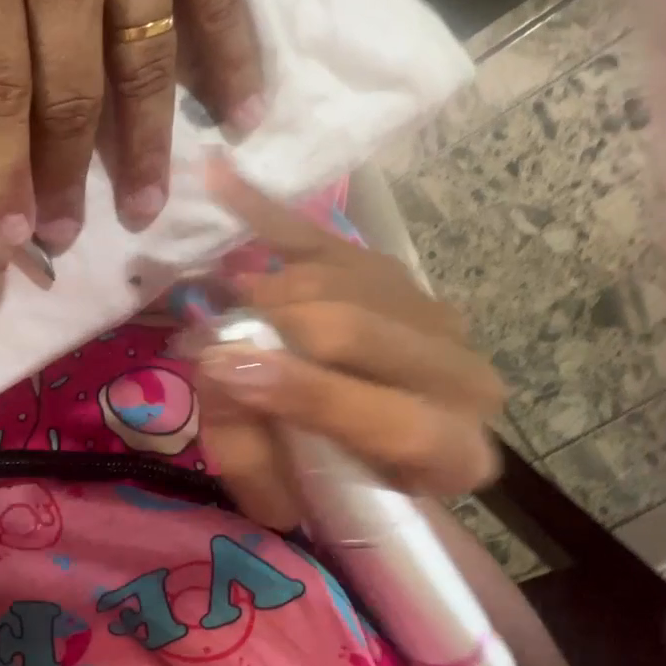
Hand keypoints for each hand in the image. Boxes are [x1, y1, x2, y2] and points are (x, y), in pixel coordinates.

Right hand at [192, 159, 503, 526]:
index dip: (304, 393)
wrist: (369, 440)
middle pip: (356, 330)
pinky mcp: (389, 270)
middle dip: (269, 327)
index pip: (392, 420)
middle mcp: (461, 376)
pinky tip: (218, 176)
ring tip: (215, 297)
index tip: (222, 368)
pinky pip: (318, 234)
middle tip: (204, 335)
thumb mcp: (289, 490)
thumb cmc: (324, 477)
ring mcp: (429, 311)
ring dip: (263, 285)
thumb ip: (251, 448)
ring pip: (334, 278)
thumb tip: (219, 368)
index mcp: (451, 453)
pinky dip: (262, 209)